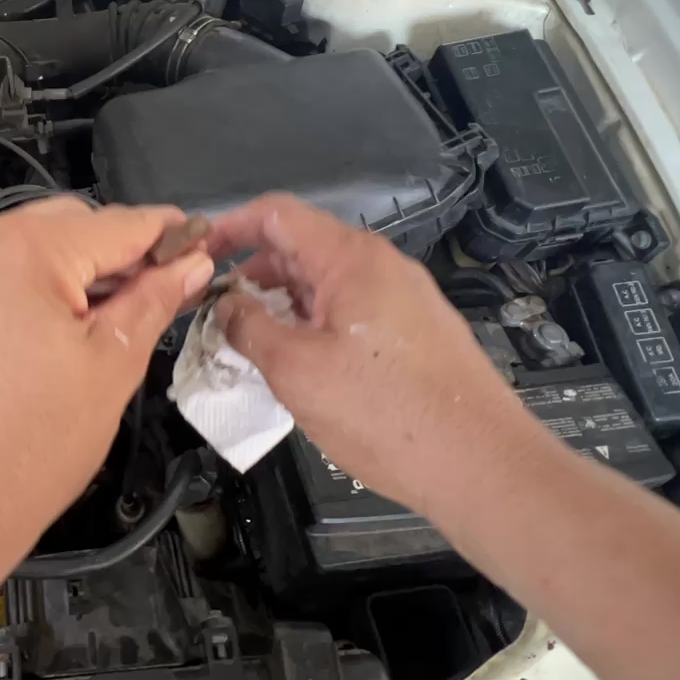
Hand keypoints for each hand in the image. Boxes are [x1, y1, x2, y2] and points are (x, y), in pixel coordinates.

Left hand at [0, 199, 215, 537]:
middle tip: (171, 287)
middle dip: (126, 254)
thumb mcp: (112, 366)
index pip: (117, 223)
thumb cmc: (26, 449)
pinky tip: (81, 317)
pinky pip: (13, 268)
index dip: (170, 234)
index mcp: (21, 249)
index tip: (206, 241)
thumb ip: (155, 300)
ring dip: (88, 270)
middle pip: (77, 226)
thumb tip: (192, 264)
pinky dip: (50, 284)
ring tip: (128, 310)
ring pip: (44, 244)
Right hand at [208, 194, 557, 514]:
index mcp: (350, 259)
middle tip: (215, 314)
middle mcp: (379, 266)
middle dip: (249, 274)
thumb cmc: (383, 411)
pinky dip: (309, 323)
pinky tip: (295, 363)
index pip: (276, 213)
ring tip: (249, 343)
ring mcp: (401, 298)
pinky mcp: (411, 331)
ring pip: (322, 282)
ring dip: (278, 303)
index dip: (229, 228)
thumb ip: (248, 327)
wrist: (483, 466)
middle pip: (298, 247)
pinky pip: (346, 310)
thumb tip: (225, 307)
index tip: (196, 258)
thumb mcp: (295, 369)